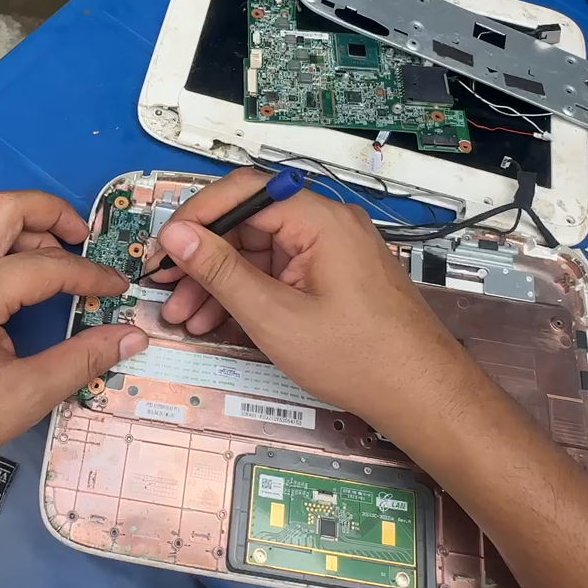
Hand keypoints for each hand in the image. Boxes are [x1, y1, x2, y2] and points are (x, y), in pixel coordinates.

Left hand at [0, 191, 148, 504]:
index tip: (122, 289)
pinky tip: (9, 287)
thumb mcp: (23, 395)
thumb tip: (132, 336)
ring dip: (22, 231)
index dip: (94, 275)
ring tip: (55, 262)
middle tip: (87, 239)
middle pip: (9, 208)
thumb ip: (83, 359)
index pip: (51, 264)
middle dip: (54, 214)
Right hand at [152, 169, 470, 429]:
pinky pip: (276, 272)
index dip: (198, 216)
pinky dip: (246, 293)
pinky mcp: (329, 275)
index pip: (244, 191)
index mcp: (319, 220)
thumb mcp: (274, 315)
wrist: (420, 395)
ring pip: (257, 252)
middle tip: (167, 288)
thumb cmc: (359, 357)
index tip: (167, 247)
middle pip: (247, 224)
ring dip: (218, 282)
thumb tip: (178, 235)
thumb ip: (221, 271)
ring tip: (186, 316)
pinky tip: (217, 320)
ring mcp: (328, 251)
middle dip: (203, 258)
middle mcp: (326, 225)